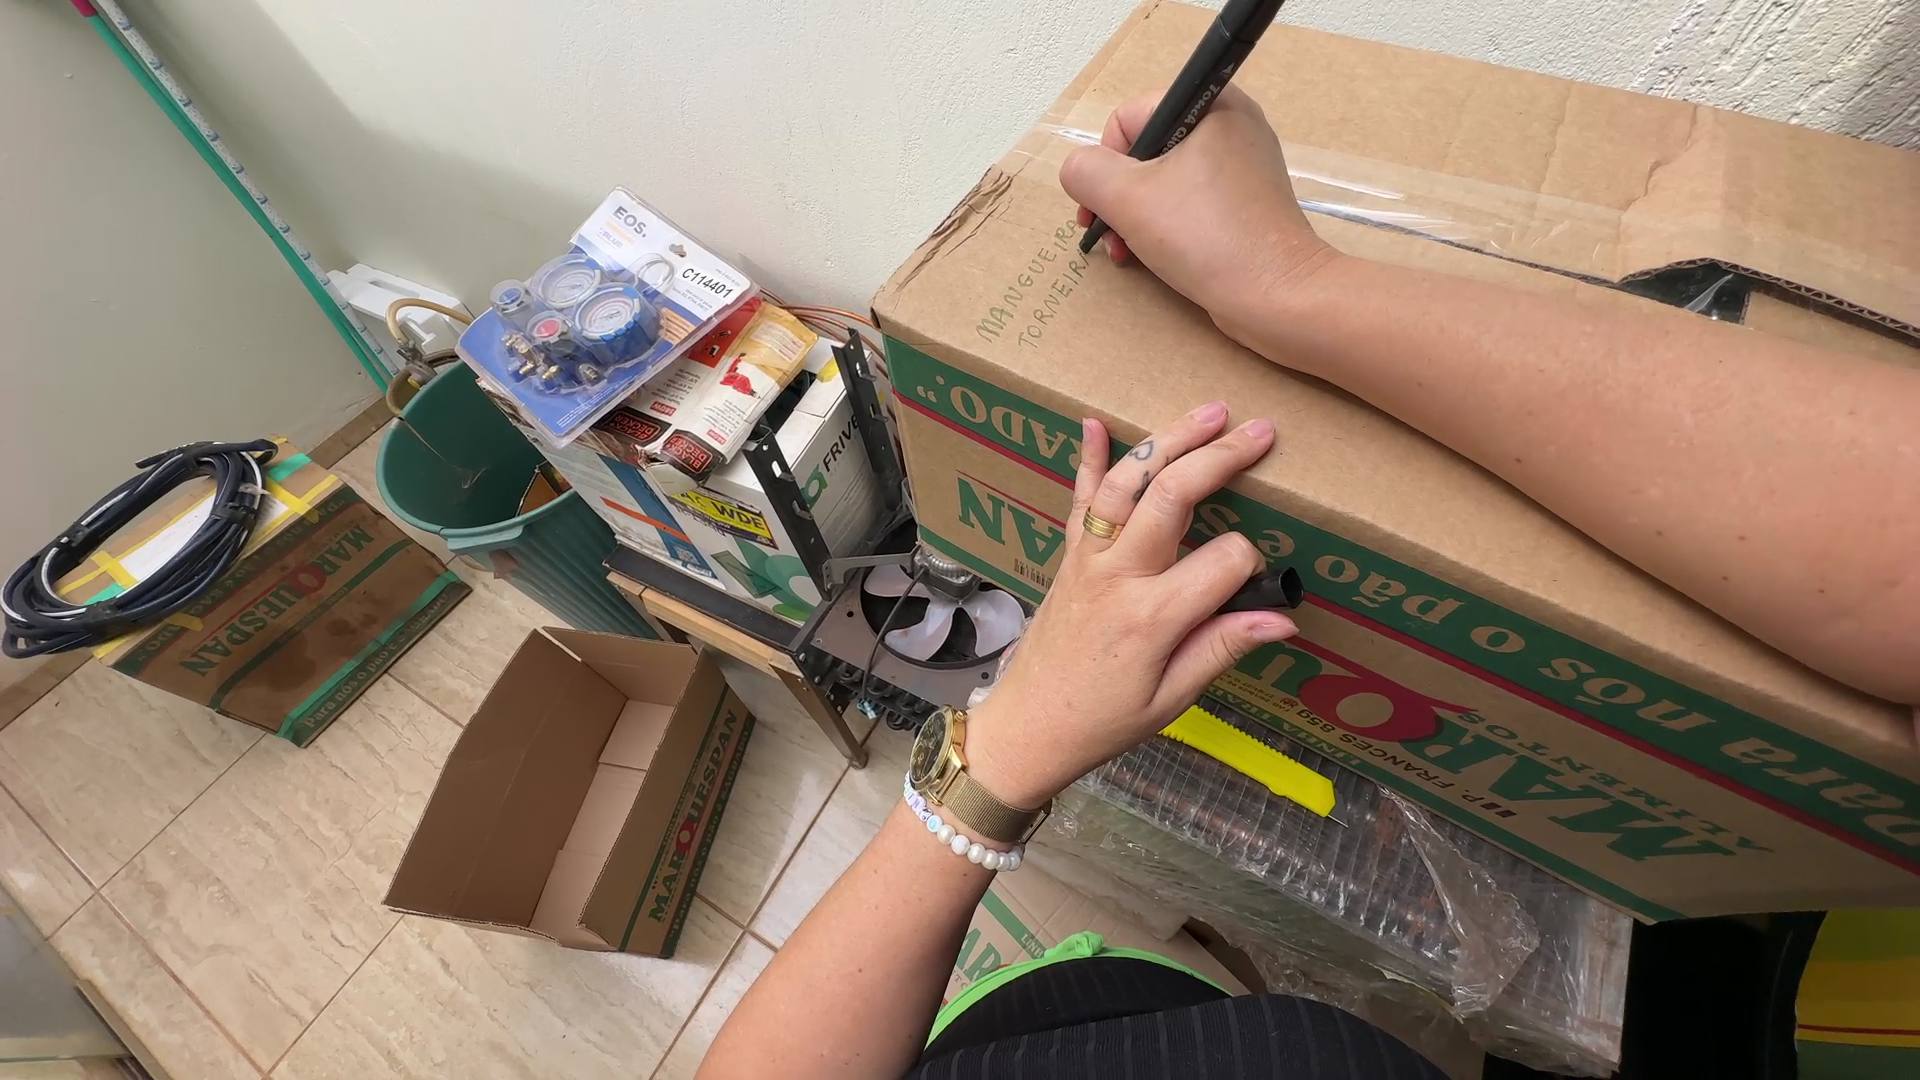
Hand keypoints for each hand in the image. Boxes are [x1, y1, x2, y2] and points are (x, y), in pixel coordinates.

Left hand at [963, 403, 1298, 807]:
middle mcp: (1116, 575)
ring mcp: (1086, 560)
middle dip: (1218, 457)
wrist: (1028, 725)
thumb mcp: (1171, 699)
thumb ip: (1222, 649)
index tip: (1258, 576)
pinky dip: (1087, 460)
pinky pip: (1078, 502)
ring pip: (1124, 485)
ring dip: (1164, 442)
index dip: (1253, 560)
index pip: (1224, 561)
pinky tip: (1092, 422)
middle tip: (1258, 430)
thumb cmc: (1101, 721)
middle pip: (1170, 497)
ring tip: (1205, 412)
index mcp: (1152, 617)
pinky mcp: (1067, 558)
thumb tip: (1283, 618)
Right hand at [1057, 85, 1341, 346]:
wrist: (1273, 294)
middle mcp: (1230, 126)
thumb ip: (1087, 173)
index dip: (1104, 164)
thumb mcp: (1130, 199)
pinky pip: (1187, 206)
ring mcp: (1240, 168)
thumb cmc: (1205, 238)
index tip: (1098, 209)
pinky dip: (1163, 230)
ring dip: (1133, 220)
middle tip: (1108, 236)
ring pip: (1163, 183)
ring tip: (1126, 254)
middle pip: (1144, 152)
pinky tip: (1152, 258)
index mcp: (1210, 104)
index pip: (1129, 118)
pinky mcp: (1243, 206)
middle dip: (1117, 199)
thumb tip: (1076, 170)